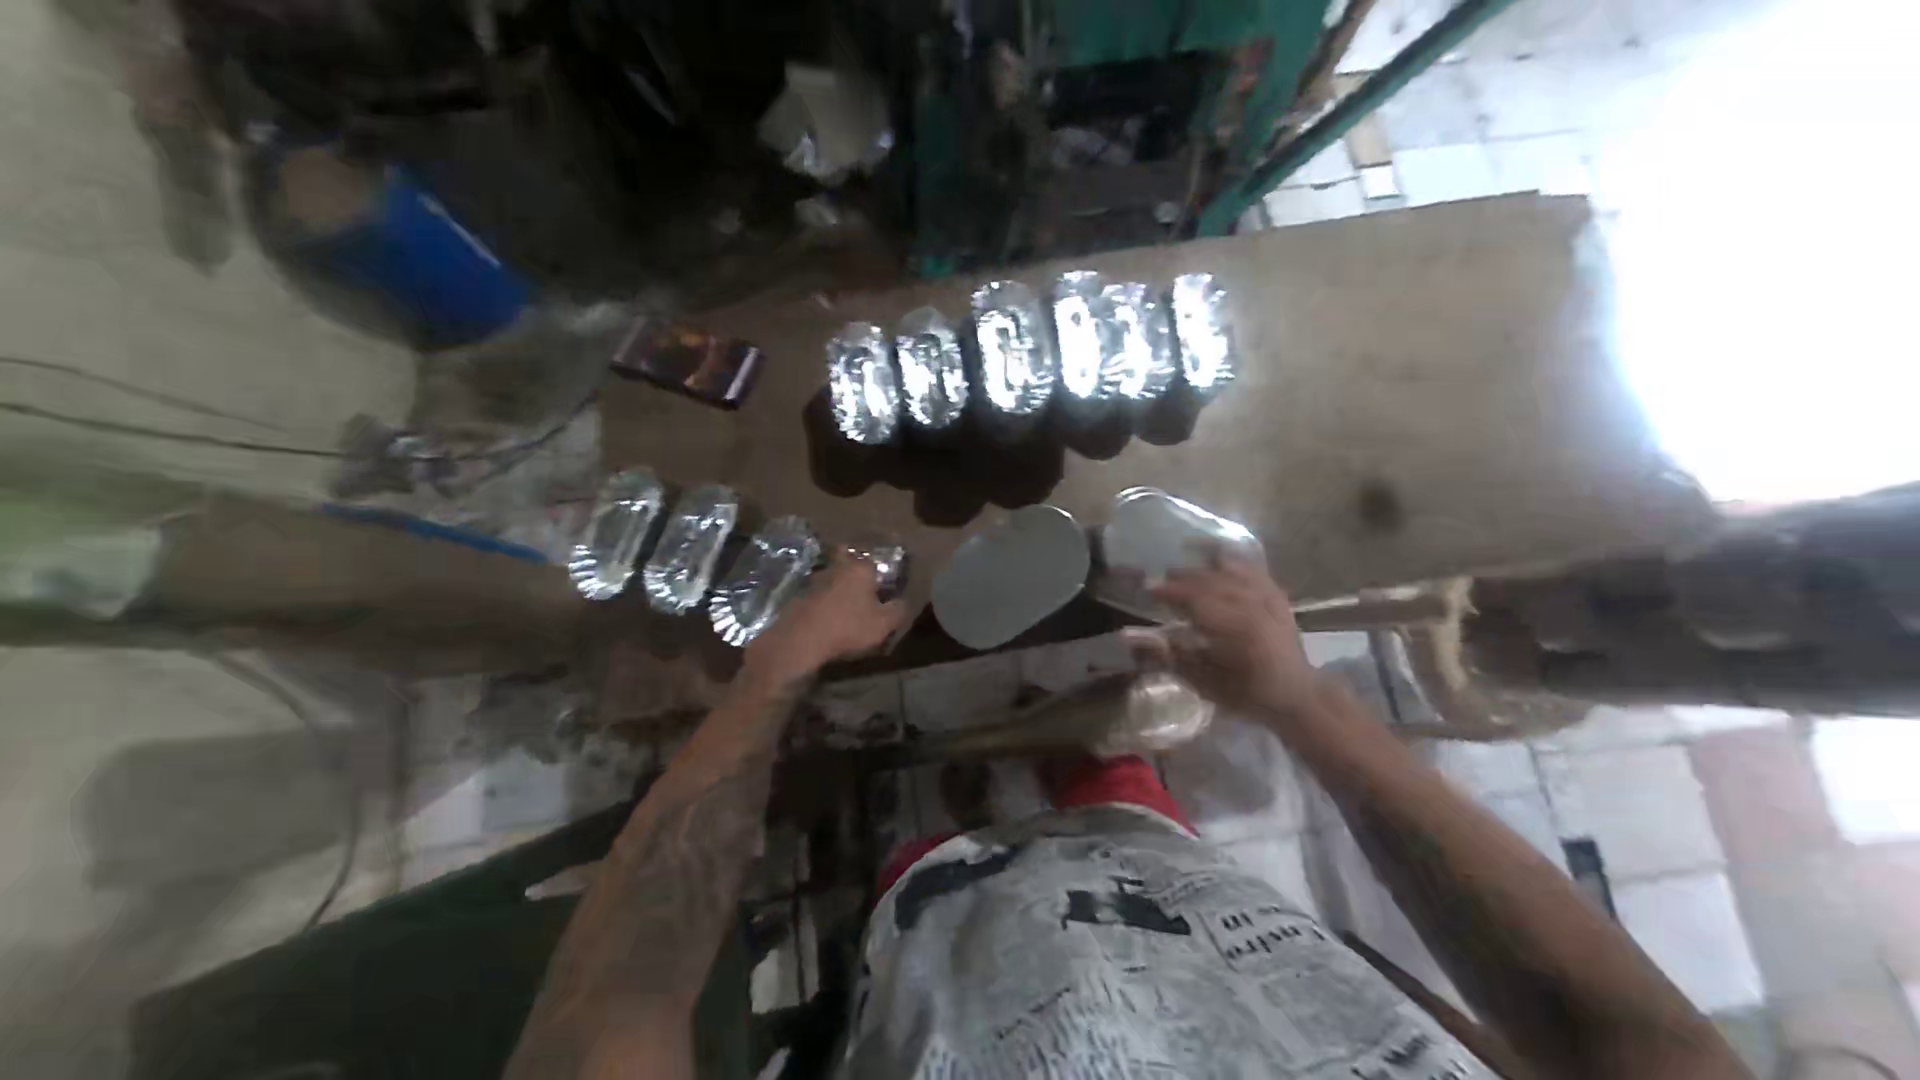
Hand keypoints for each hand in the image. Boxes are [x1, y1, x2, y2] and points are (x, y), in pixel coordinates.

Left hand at [743, 549, 907, 684]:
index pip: (877, 563)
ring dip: (838, 587)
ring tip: (845, 607)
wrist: (800, 639)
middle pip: (850, 564)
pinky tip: (827, 616)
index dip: (882, 576)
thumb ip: (898, 610)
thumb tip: (903, 602)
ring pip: (832, 577)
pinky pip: (818, 593)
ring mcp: (815, 579)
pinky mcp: (799, 594)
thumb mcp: (884, 624)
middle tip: (863, 592)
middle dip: (856, 574)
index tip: (885, 589)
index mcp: (861, 568)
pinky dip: (823, 601)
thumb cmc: (848, 627)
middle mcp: (838, 567)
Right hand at [1146, 552, 1321, 719]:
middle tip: (1159, 579)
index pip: (1194, 598)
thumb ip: (1167, 655)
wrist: (1296, 695)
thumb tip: (1130, 638)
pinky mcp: (1277, 596)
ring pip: (1230, 571)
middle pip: (1211, 581)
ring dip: (1203, 568)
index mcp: (1235, 628)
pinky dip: (1232, 561)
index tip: (1147, 589)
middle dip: (1182, 577)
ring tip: (1184, 570)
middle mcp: (1253, 606)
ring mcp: (1268, 598)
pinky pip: (1252, 569)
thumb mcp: (1203, 681)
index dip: (1168, 591)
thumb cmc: (1245, 693)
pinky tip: (1217, 559)